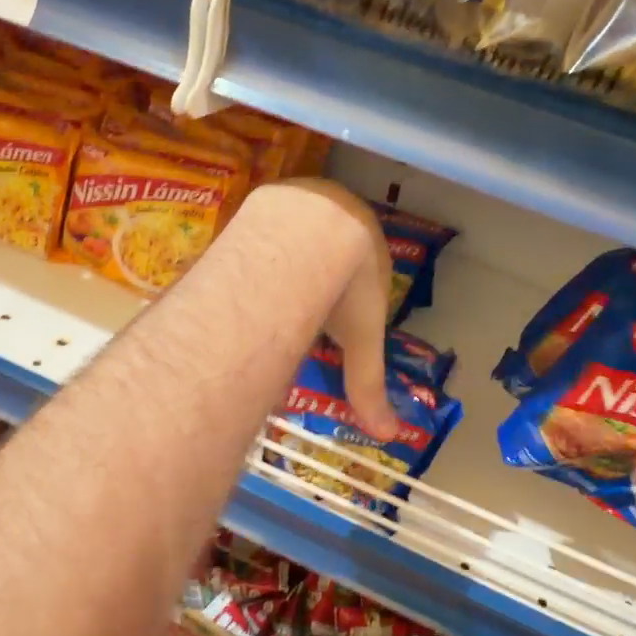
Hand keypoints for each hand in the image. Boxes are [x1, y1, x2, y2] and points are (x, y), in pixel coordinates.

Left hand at [239, 179, 399, 438]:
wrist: (309, 232)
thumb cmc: (345, 287)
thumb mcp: (361, 341)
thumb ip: (368, 386)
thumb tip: (388, 436)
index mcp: (372, 248)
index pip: (362, 276)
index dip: (347, 300)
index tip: (329, 320)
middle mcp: (343, 219)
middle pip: (328, 256)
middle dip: (315, 281)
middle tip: (296, 309)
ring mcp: (306, 203)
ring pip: (297, 239)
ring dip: (286, 263)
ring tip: (267, 293)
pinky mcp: (272, 199)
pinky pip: (267, 227)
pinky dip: (260, 248)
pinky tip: (247, 270)